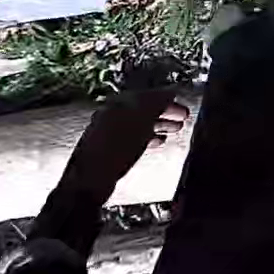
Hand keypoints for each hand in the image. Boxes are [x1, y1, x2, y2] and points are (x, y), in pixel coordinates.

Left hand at [58, 92, 190, 200]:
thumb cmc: (116, 148)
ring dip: (159, 125)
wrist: (89, 180)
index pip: (148, 95)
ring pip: (140, 124)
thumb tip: (169, 93)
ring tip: (176, 129)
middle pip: (145, 108)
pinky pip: (134, 137)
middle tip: (183, 116)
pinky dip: (149, 137)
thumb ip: (156, 105)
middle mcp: (113, 114)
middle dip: (165, 111)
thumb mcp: (141, 122)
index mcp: (118, 104)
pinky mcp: (110, 149)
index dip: (166, 97)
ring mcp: (110, 132)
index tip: (181, 99)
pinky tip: (159, 142)